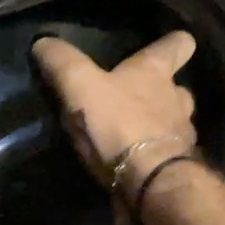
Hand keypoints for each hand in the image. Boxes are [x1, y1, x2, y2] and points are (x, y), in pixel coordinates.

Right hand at [31, 32, 198, 207]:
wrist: (150, 182)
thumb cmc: (119, 124)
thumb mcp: (79, 86)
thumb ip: (62, 62)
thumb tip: (43, 42)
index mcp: (156, 73)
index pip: (179, 45)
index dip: (173, 42)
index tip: (169, 43)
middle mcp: (176, 100)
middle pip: (178, 88)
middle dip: (163, 91)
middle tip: (140, 97)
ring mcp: (181, 136)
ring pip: (175, 122)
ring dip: (161, 125)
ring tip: (136, 132)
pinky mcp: (175, 168)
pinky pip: (167, 156)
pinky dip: (154, 157)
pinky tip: (136, 164)